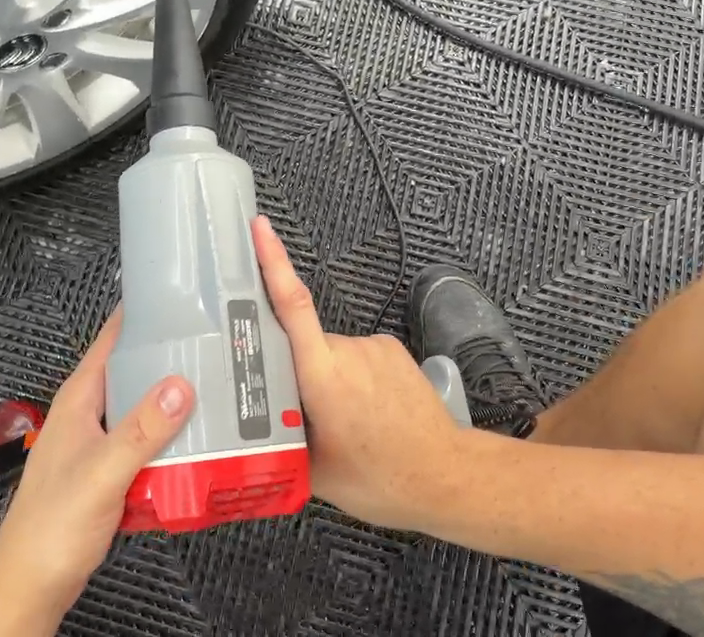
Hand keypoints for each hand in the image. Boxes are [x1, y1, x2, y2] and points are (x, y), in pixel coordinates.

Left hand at [0, 313, 193, 635]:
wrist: (31, 587)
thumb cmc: (53, 527)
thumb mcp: (103, 473)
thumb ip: (142, 430)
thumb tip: (182, 382)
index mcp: (80, 398)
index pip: (112, 338)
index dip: (142, 312)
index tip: (183, 294)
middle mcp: (88, 412)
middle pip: (133, 369)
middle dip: (170, 354)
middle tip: (217, 342)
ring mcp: (97, 441)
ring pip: (141, 405)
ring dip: (172, 397)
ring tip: (216, 385)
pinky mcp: (108, 469)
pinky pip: (144, 439)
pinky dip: (168, 434)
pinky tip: (197, 440)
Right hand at [252, 216, 470, 531]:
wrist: (448, 475)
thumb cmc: (381, 478)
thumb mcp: (314, 472)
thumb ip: (280, 440)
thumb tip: (255, 427)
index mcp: (321, 375)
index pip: (291, 305)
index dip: (273, 262)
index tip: (259, 227)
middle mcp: (347, 349)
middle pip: (304, 344)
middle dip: (297, 373)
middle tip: (309, 422)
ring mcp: (374, 346)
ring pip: (331, 354)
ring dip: (329, 380)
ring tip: (348, 426)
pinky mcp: (393, 348)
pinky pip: (357, 356)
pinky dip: (353, 378)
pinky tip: (368, 413)